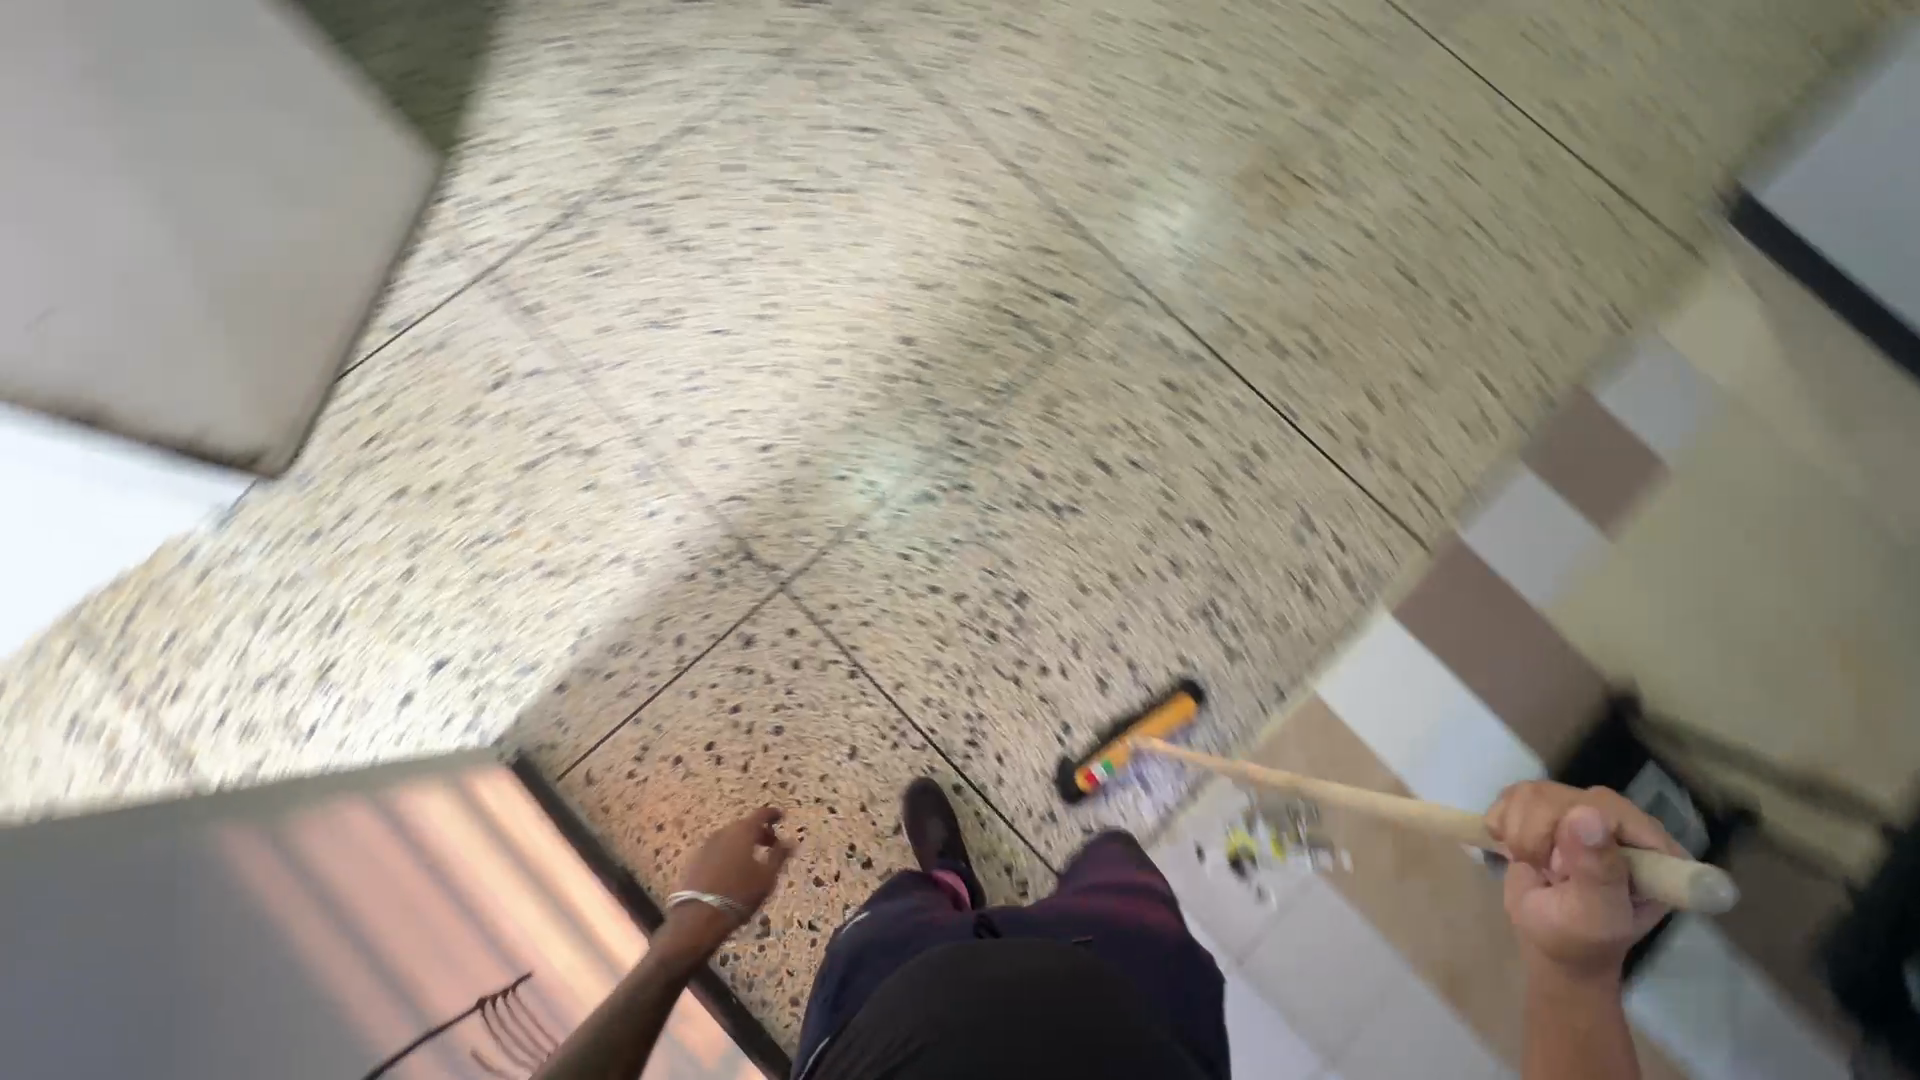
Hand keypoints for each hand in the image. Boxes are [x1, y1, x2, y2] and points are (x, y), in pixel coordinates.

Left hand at [657, 807, 795, 958]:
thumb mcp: (766, 877)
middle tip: (771, 844)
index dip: (773, 814)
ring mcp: (706, 846)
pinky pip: (717, 850)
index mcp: (743, 831)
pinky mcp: (694, 861)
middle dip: (759, 832)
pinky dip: (729, 853)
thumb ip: (779, 855)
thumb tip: (791, 841)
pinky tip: (733, 869)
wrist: (698, 918)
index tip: (781, 817)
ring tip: (753, 859)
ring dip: (743, 843)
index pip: (761, 814)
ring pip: (730, 838)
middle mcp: (723, 832)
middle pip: (744, 825)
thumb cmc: (739, 894)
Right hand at [1486, 782, 1686, 984]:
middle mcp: (1621, 820)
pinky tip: (1517, 849)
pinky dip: (1503, 823)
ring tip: (1532, 863)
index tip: (1560, 871)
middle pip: (1560, 796)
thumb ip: (1596, 870)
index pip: (1606, 808)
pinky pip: (1512, 793)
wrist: (1547, 939)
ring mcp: (1582, 811)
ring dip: (1517, 833)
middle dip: (1537, 836)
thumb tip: (1586, 814)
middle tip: (1545, 871)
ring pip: (1532, 792)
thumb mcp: (1595, 915)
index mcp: (1651, 847)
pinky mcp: (1546, 808)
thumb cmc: (1579, 938)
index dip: (1570, 832)